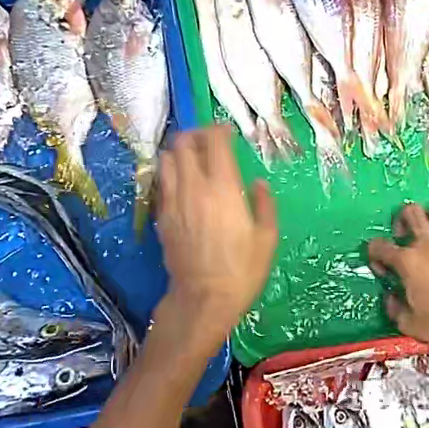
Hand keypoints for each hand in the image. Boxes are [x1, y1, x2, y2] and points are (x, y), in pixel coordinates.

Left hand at [154, 126, 277, 345]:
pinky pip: (161, 183)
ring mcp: (173, 201)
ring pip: (166, 159)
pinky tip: (182, 184)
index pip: (213, 142)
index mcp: (222, 188)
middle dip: (195, 135)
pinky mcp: (161, 216)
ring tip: (192, 158)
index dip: (219, 129)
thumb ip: (264, 204)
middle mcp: (193, 187)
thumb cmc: (241, 270)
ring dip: (179, 152)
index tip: (227, 132)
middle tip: (208, 141)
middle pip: (183, 143)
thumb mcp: (267, 238)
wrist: (203, 298)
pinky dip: (170, 174)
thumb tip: (258, 184)